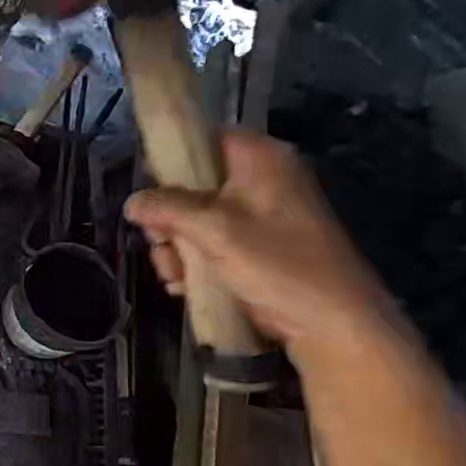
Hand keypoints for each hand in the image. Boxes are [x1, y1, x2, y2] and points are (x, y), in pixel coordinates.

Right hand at [123, 130, 398, 364]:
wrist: (334, 326)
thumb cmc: (279, 265)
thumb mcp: (216, 231)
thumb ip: (168, 210)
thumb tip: (131, 201)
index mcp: (262, 159)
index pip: (206, 139)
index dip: (172, 161)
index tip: (148, 190)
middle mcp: (263, 181)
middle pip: (196, 185)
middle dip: (170, 219)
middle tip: (161, 243)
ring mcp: (262, 218)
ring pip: (200, 220)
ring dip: (179, 248)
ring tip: (175, 276)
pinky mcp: (260, 250)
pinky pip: (215, 244)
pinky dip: (197, 262)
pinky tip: (185, 286)